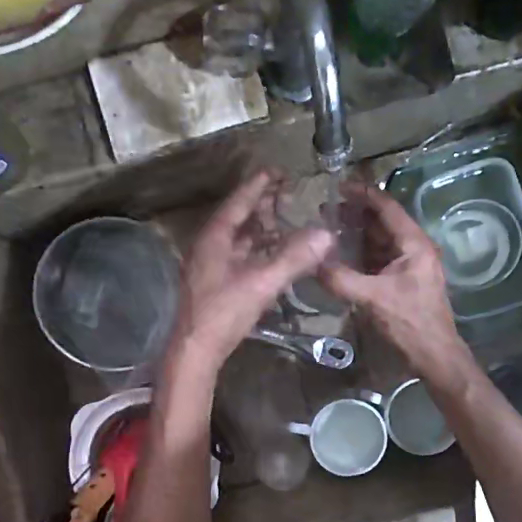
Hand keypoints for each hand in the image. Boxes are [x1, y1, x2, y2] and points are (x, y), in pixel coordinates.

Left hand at [167, 170, 333, 372]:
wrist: (194, 351)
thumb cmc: (223, 312)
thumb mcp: (262, 283)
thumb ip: (294, 258)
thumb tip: (327, 234)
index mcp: (215, 238)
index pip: (239, 202)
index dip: (258, 185)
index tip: (277, 171)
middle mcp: (209, 247)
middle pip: (237, 218)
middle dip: (261, 205)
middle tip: (286, 194)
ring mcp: (209, 266)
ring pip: (238, 239)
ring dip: (260, 229)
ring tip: (284, 222)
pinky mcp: (214, 284)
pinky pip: (238, 256)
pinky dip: (257, 250)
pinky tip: (273, 256)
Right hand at [318, 181, 469, 378]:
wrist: (434, 357)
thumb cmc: (410, 323)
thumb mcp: (372, 298)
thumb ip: (340, 279)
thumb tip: (311, 263)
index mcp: (414, 244)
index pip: (387, 208)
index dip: (363, 194)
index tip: (337, 186)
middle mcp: (413, 249)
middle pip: (382, 222)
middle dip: (355, 214)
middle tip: (324, 210)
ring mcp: (408, 266)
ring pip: (379, 241)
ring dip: (356, 234)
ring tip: (328, 229)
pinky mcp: (400, 282)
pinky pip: (377, 259)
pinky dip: (359, 254)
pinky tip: (339, 256)